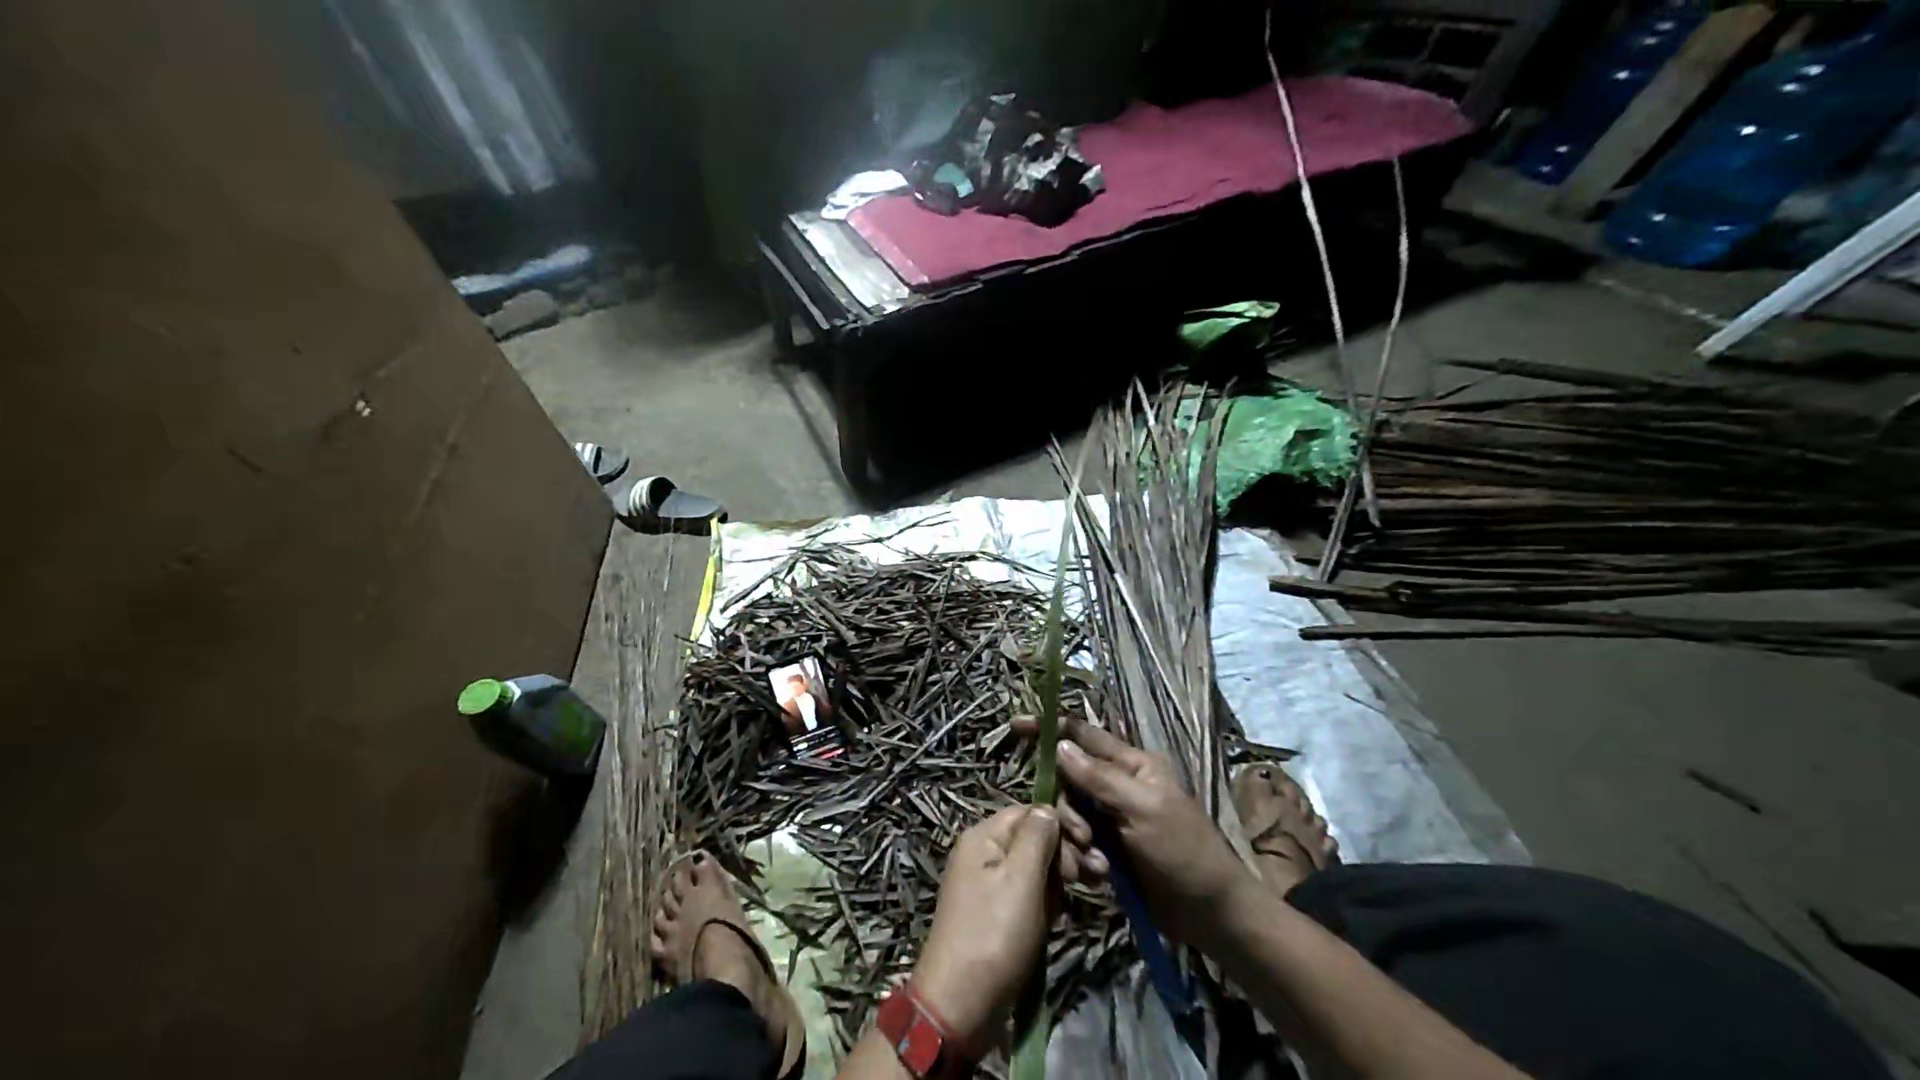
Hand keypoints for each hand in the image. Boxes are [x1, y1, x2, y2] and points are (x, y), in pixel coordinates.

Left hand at [912, 805, 1086, 1048]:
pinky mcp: (996, 912)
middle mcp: (983, 853)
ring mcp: (988, 884)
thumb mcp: (1020, 878)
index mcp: (983, 836)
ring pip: (1034, 867)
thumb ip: (1037, 836)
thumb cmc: (994, 934)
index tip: (1089, 846)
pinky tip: (1058, 915)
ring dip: (1059, 879)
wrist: (961, 1002)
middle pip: (1034, 838)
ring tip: (1085, 893)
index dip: (1062, 824)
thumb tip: (1048, 808)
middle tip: (1095, 874)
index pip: (1030, 811)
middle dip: (1065, 853)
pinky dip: (1045, 901)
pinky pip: (1027, 894)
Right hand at [1018, 715, 1252, 948]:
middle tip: (1084, 839)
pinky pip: (1077, 843)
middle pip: (1068, 781)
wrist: (1211, 913)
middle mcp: (1117, 785)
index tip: (1015, 726)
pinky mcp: (1107, 847)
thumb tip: (1061, 746)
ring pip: (1069, 814)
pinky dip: (1081, 858)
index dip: (1050, 729)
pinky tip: (1097, 877)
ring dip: (1075, 840)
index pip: (1083, 735)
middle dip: (1068, 810)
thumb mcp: (1144, 810)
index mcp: (1132, 764)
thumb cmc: (1184, 852)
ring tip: (1098, 866)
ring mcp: (1111, 817)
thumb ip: (1100, 778)